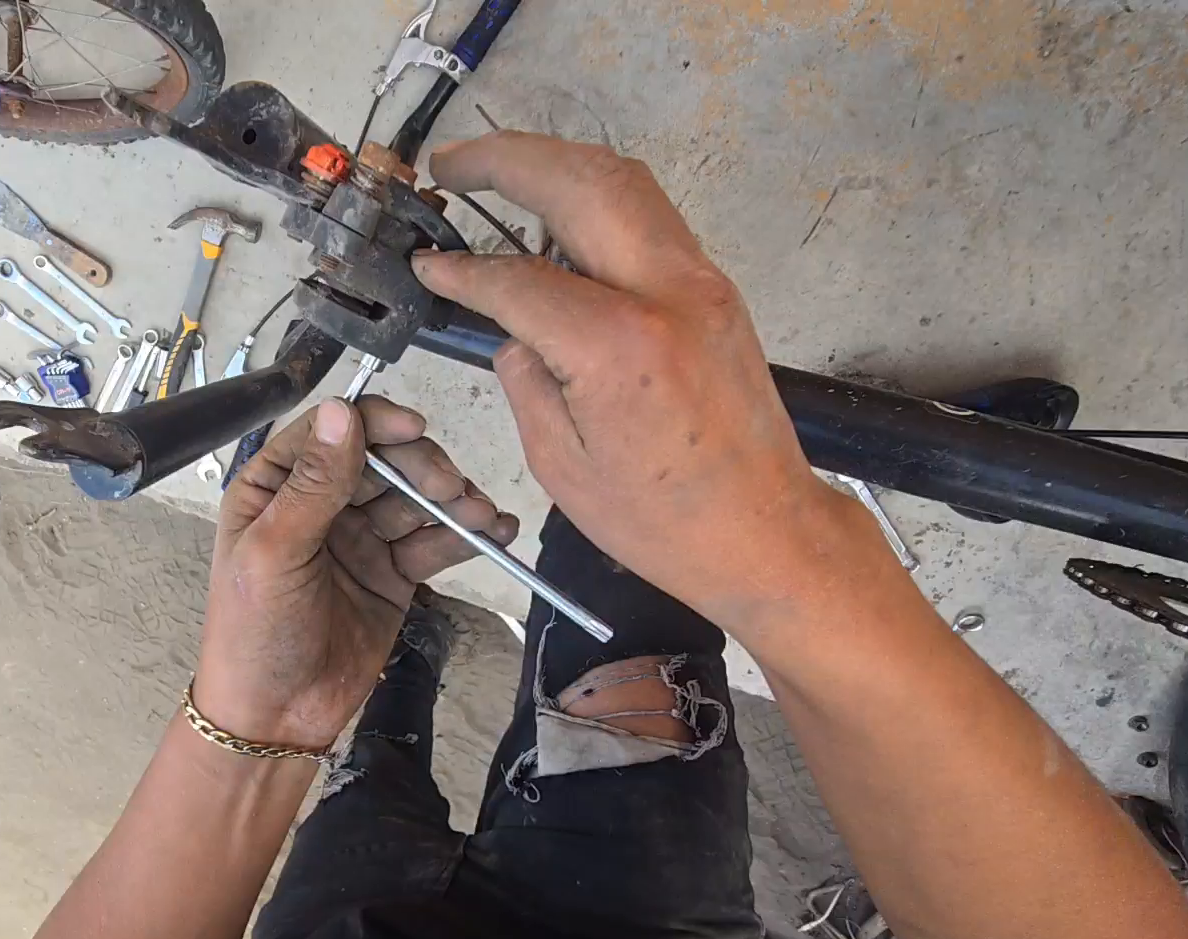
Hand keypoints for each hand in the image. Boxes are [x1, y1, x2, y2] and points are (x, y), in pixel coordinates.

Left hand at [192, 396, 518, 751]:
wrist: (276, 716)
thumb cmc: (255, 631)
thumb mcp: (275, 553)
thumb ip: (313, 485)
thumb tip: (343, 410)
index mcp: (276, 486)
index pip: (330, 433)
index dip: (375, 423)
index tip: (414, 430)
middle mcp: (321, 503)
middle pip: (382, 461)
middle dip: (420, 468)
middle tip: (450, 490)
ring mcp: (360, 537)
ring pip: (414, 499)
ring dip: (452, 500)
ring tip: (482, 515)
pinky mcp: (393, 573)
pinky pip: (432, 541)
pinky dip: (465, 535)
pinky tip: (496, 531)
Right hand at [412, 132, 863, 625]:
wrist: (760, 529)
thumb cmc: (656, 517)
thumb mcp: (559, 461)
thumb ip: (525, 380)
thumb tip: (513, 331)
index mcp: (617, 348)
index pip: (519, 280)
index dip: (463, 271)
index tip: (427, 265)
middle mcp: (666, 294)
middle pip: (582, 184)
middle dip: (507, 159)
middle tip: (451, 163)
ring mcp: (700, 283)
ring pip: (623, 184)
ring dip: (554, 164)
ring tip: (496, 172)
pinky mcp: (713, 290)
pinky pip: (645, 217)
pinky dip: (592, 198)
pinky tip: (554, 219)